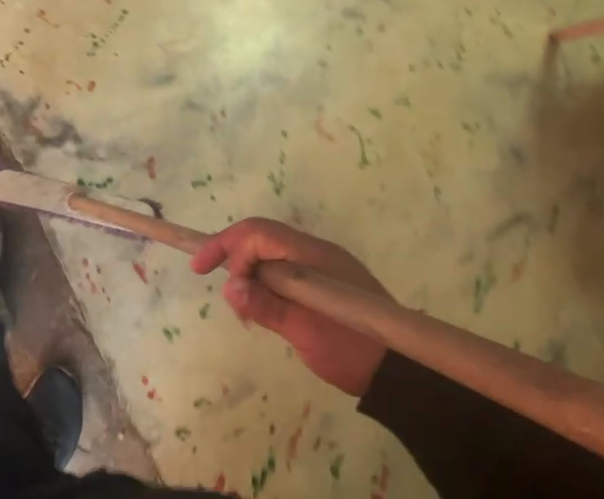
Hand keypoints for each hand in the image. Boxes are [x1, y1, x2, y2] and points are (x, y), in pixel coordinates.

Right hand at [189, 218, 392, 396]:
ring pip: (272, 253)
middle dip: (232, 252)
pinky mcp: (326, 283)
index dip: (227, 246)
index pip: (259, 233)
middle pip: (263, 236)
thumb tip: (229, 287)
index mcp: (312, 255)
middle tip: (209, 275)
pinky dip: (266, 281)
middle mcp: (316, 251)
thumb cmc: (351, 350)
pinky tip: (261, 306)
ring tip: (241, 305)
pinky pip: (286, 269)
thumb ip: (267, 306)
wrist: (399, 371)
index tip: (204, 272)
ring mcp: (323, 265)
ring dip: (249, 270)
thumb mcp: (305, 332)